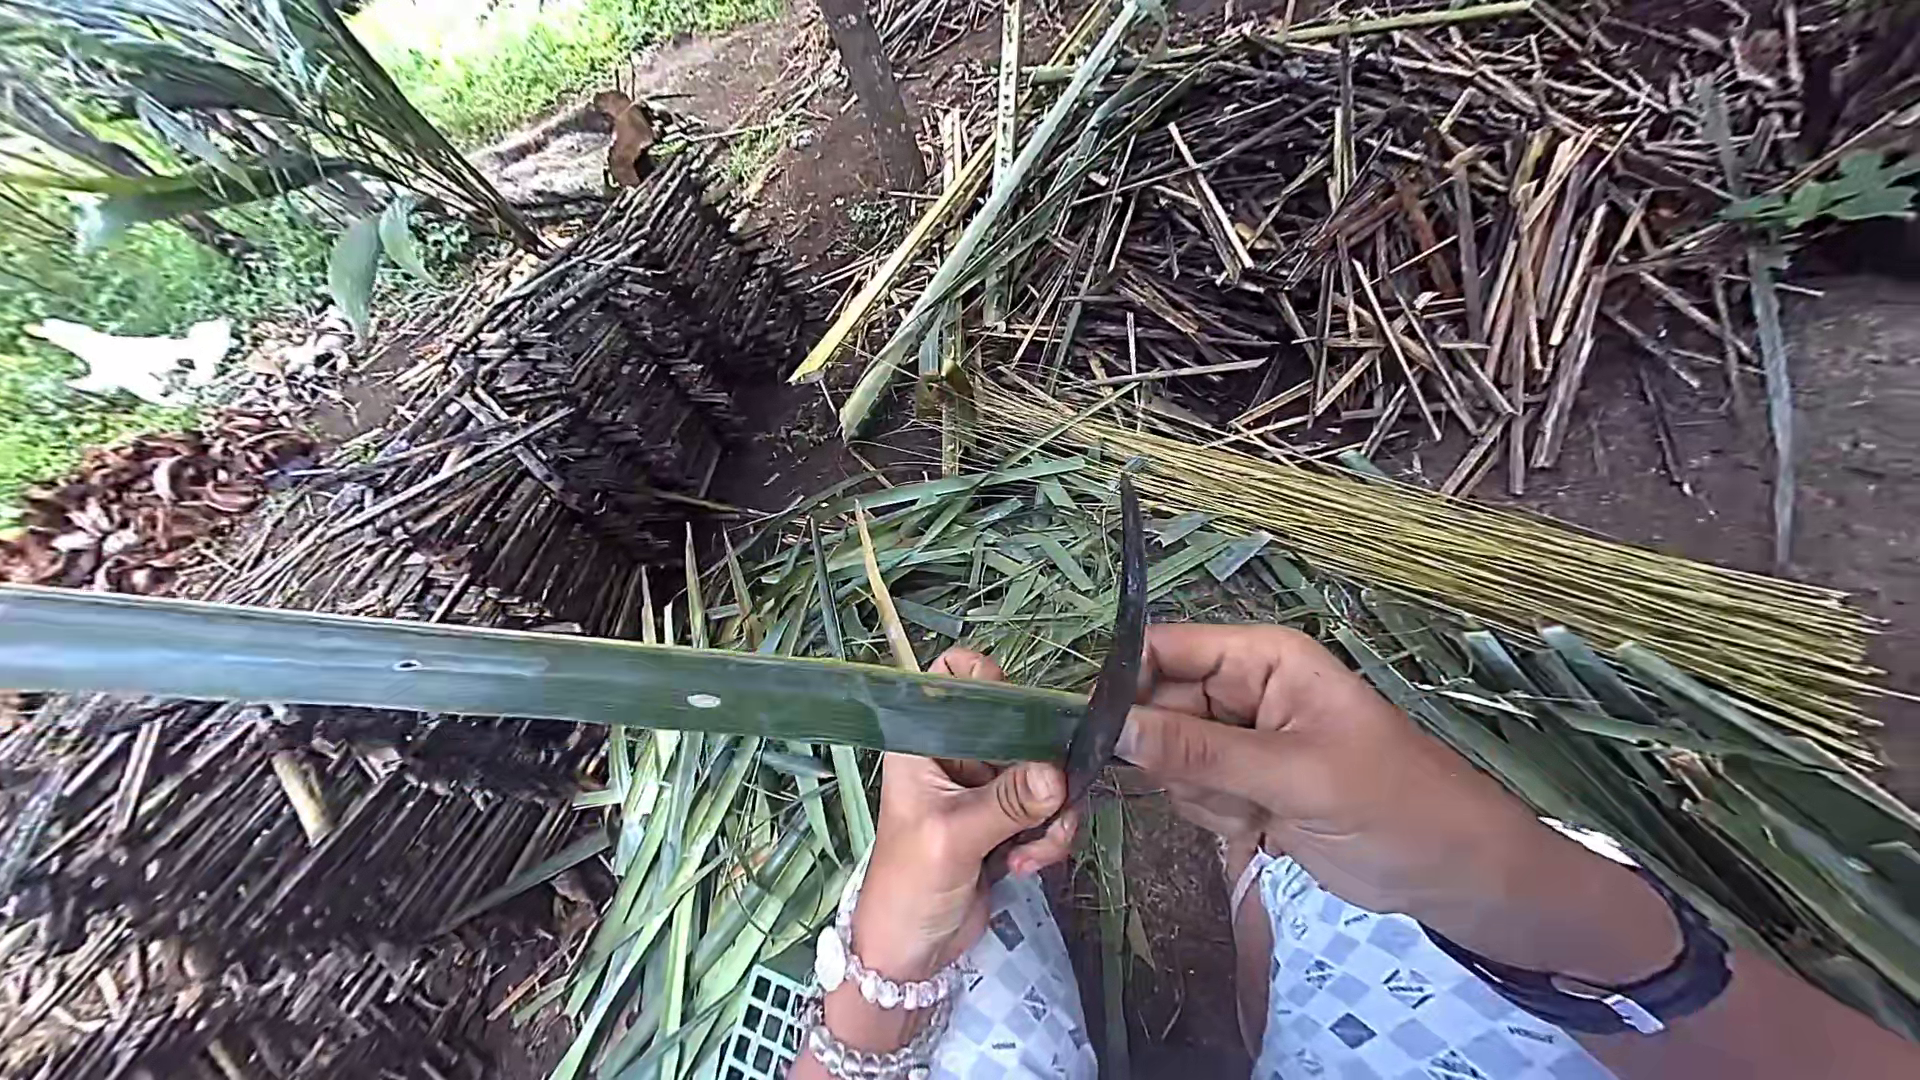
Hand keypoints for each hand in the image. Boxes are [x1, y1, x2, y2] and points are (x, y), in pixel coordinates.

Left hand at [853, 648, 1077, 978]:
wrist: (912, 953)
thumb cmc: (910, 883)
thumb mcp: (953, 837)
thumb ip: (1005, 804)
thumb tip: (1056, 774)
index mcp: (925, 740)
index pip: (952, 676)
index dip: (986, 678)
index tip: (1018, 713)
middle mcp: (958, 751)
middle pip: (1015, 723)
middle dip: (1040, 763)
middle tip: (1048, 800)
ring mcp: (987, 782)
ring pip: (1041, 767)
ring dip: (1050, 811)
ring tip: (1032, 850)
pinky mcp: (1009, 815)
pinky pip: (1048, 805)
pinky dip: (1049, 834)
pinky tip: (1027, 864)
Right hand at [1119, 623, 1680, 985]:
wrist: (1459, 881)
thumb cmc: (1395, 805)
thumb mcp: (1296, 775)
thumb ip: (1200, 751)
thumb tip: (1112, 728)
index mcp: (1258, 657)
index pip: (1165, 647)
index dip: (1125, 678)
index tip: (1095, 726)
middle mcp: (1236, 686)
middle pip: (1156, 703)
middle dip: (1171, 752)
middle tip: (1211, 787)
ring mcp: (1232, 733)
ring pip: (1164, 751)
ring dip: (1197, 788)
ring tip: (1254, 810)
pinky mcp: (1232, 776)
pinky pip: (1183, 784)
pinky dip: (1209, 810)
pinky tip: (1259, 826)